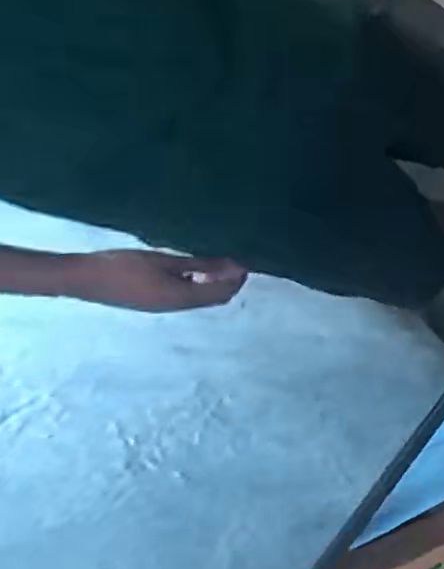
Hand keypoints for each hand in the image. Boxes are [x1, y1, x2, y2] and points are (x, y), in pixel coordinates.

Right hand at [63, 250, 247, 312]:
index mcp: (182, 297)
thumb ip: (201, 265)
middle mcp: (176, 307)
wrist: (74, 277)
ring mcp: (161, 307)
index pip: (222, 293)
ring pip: (200, 300)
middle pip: (215, 298)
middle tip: (234, 266)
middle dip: (229, 284)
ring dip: (213, 286)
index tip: (244, 265)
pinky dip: (197, 288)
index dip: (237, 280)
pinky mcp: (149, 304)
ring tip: (216, 268)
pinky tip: (191, 274)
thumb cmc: (122, 266)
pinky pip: (184, 299)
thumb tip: (232, 266)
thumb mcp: (166, 261)